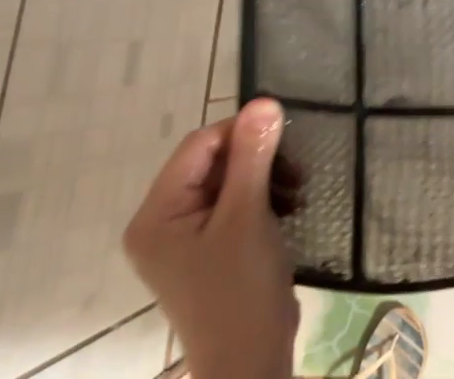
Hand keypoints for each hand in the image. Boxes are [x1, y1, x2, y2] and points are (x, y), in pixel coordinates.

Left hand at [124, 98, 297, 378]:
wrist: (250, 358)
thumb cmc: (241, 288)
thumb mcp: (248, 215)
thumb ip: (253, 157)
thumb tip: (264, 101)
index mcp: (156, 214)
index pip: (198, 147)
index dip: (241, 133)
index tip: (285, 138)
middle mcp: (161, 222)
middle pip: (212, 163)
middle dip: (258, 161)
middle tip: (297, 173)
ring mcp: (184, 238)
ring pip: (227, 182)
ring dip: (265, 179)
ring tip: (297, 195)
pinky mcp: (208, 250)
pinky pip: (233, 206)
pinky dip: (263, 200)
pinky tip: (288, 210)